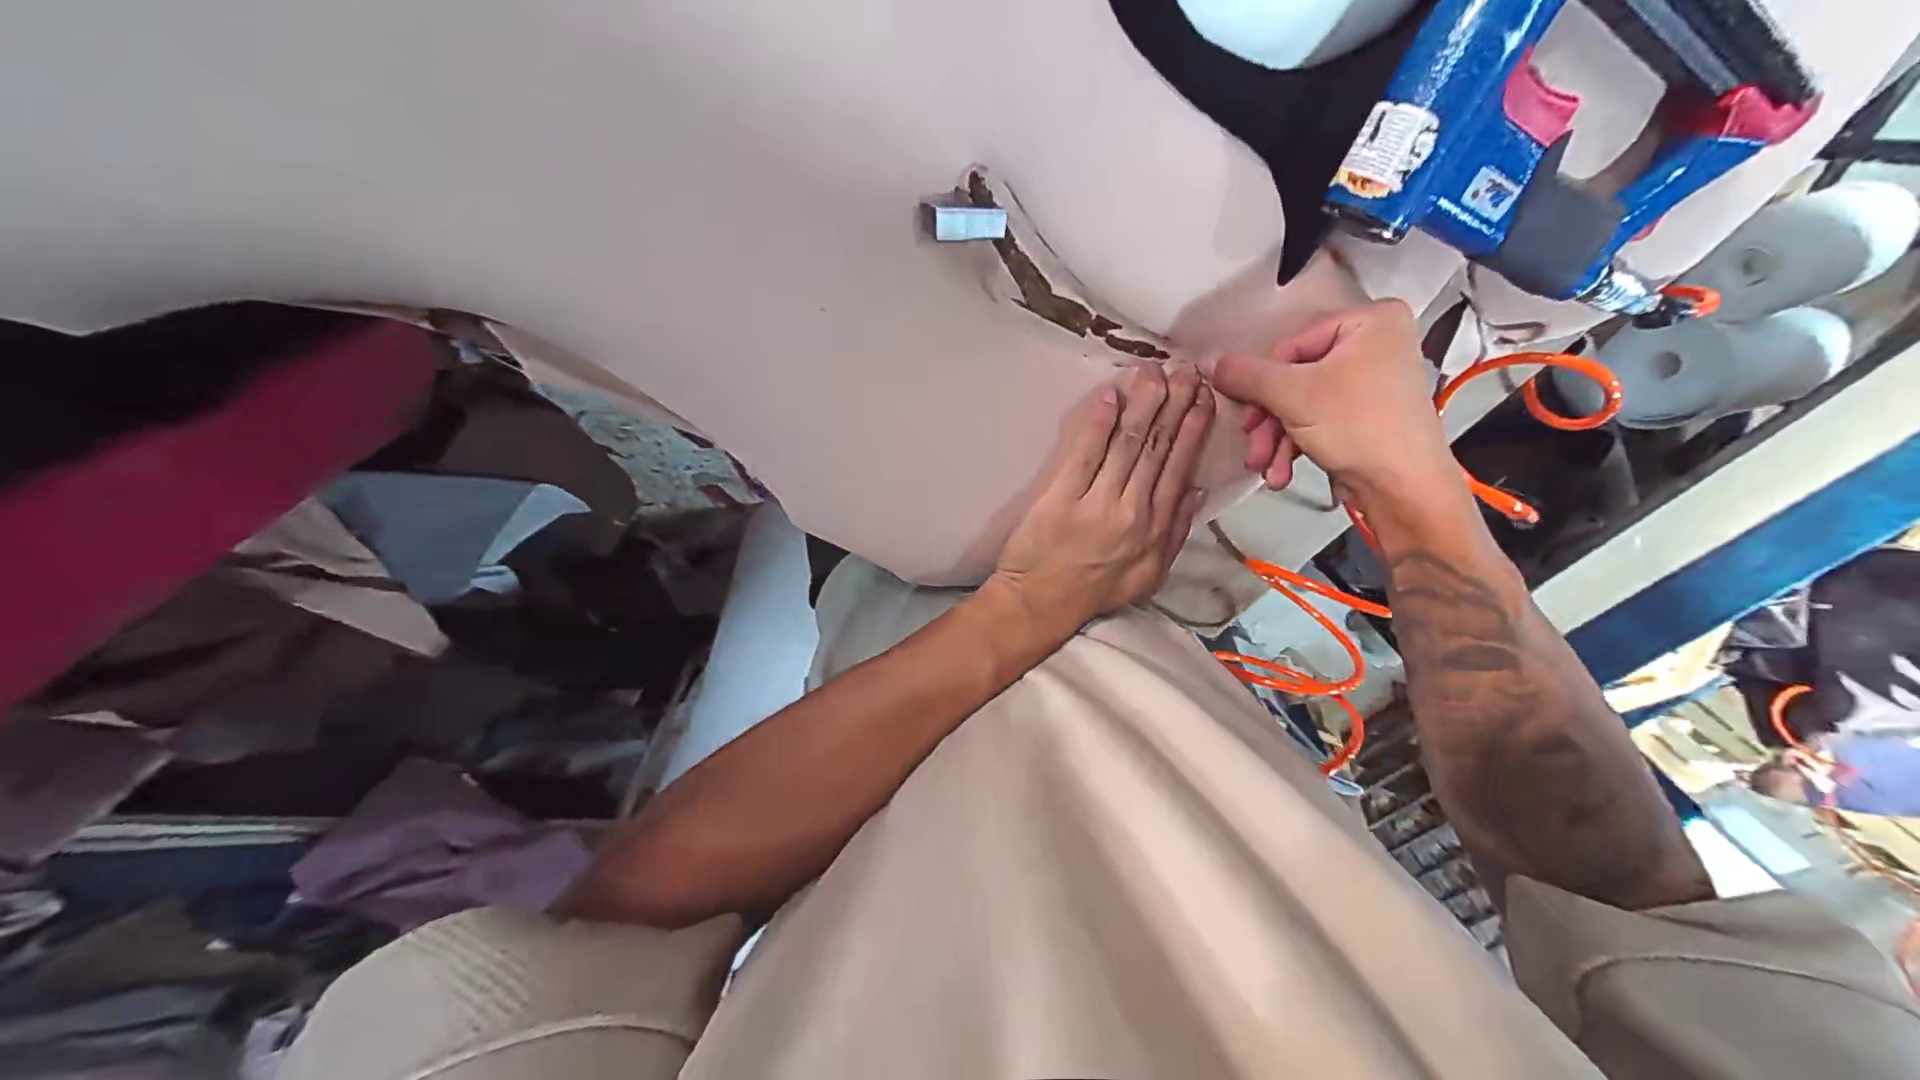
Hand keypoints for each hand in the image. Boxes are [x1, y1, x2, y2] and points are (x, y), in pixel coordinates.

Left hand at [988, 362, 1214, 635]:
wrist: (1041, 604)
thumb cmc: (1095, 590)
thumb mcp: (1149, 574)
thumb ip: (1176, 532)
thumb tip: (1199, 490)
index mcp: (1155, 526)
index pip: (1180, 468)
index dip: (1193, 429)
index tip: (1203, 398)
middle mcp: (1131, 510)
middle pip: (1157, 448)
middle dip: (1173, 405)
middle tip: (1185, 370)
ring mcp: (1096, 503)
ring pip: (1127, 445)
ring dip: (1143, 405)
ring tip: (1154, 372)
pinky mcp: (1061, 498)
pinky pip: (1085, 454)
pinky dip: (1098, 423)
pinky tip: (1110, 396)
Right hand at [1214, 300, 1456, 507]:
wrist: (1402, 486)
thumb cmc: (1358, 428)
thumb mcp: (1291, 395)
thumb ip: (1247, 376)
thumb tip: (1215, 364)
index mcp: (1371, 321)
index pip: (1290, 346)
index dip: (1264, 384)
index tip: (1250, 416)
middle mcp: (1375, 343)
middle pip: (1293, 377)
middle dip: (1268, 420)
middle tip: (1254, 446)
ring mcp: (1371, 380)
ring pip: (1301, 403)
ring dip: (1275, 439)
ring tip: (1265, 466)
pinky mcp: (1366, 412)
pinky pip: (1317, 419)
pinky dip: (1295, 444)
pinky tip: (1282, 470)